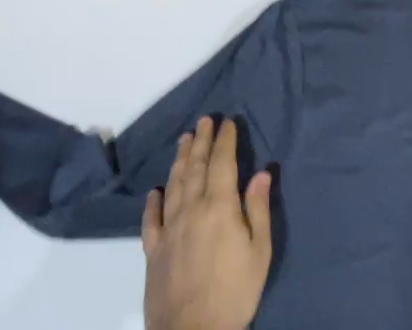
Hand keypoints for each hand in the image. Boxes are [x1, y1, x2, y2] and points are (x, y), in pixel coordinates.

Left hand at [142, 117, 274, 329]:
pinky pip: (151, 220)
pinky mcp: (153, 252)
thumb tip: (261, 173)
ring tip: (183, 141)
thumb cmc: (235, 292)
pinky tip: (155, 191)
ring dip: (179, 161)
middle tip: (204, 120)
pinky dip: (153, 202)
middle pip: (195, 168)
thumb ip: (258, 209)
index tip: (227, 122)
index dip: (224, 141)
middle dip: (201, 142)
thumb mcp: (259, 251)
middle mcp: (191, 211)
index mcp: (219, 207)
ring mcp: (169, 231)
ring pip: (173, 186)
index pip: (222, 164)